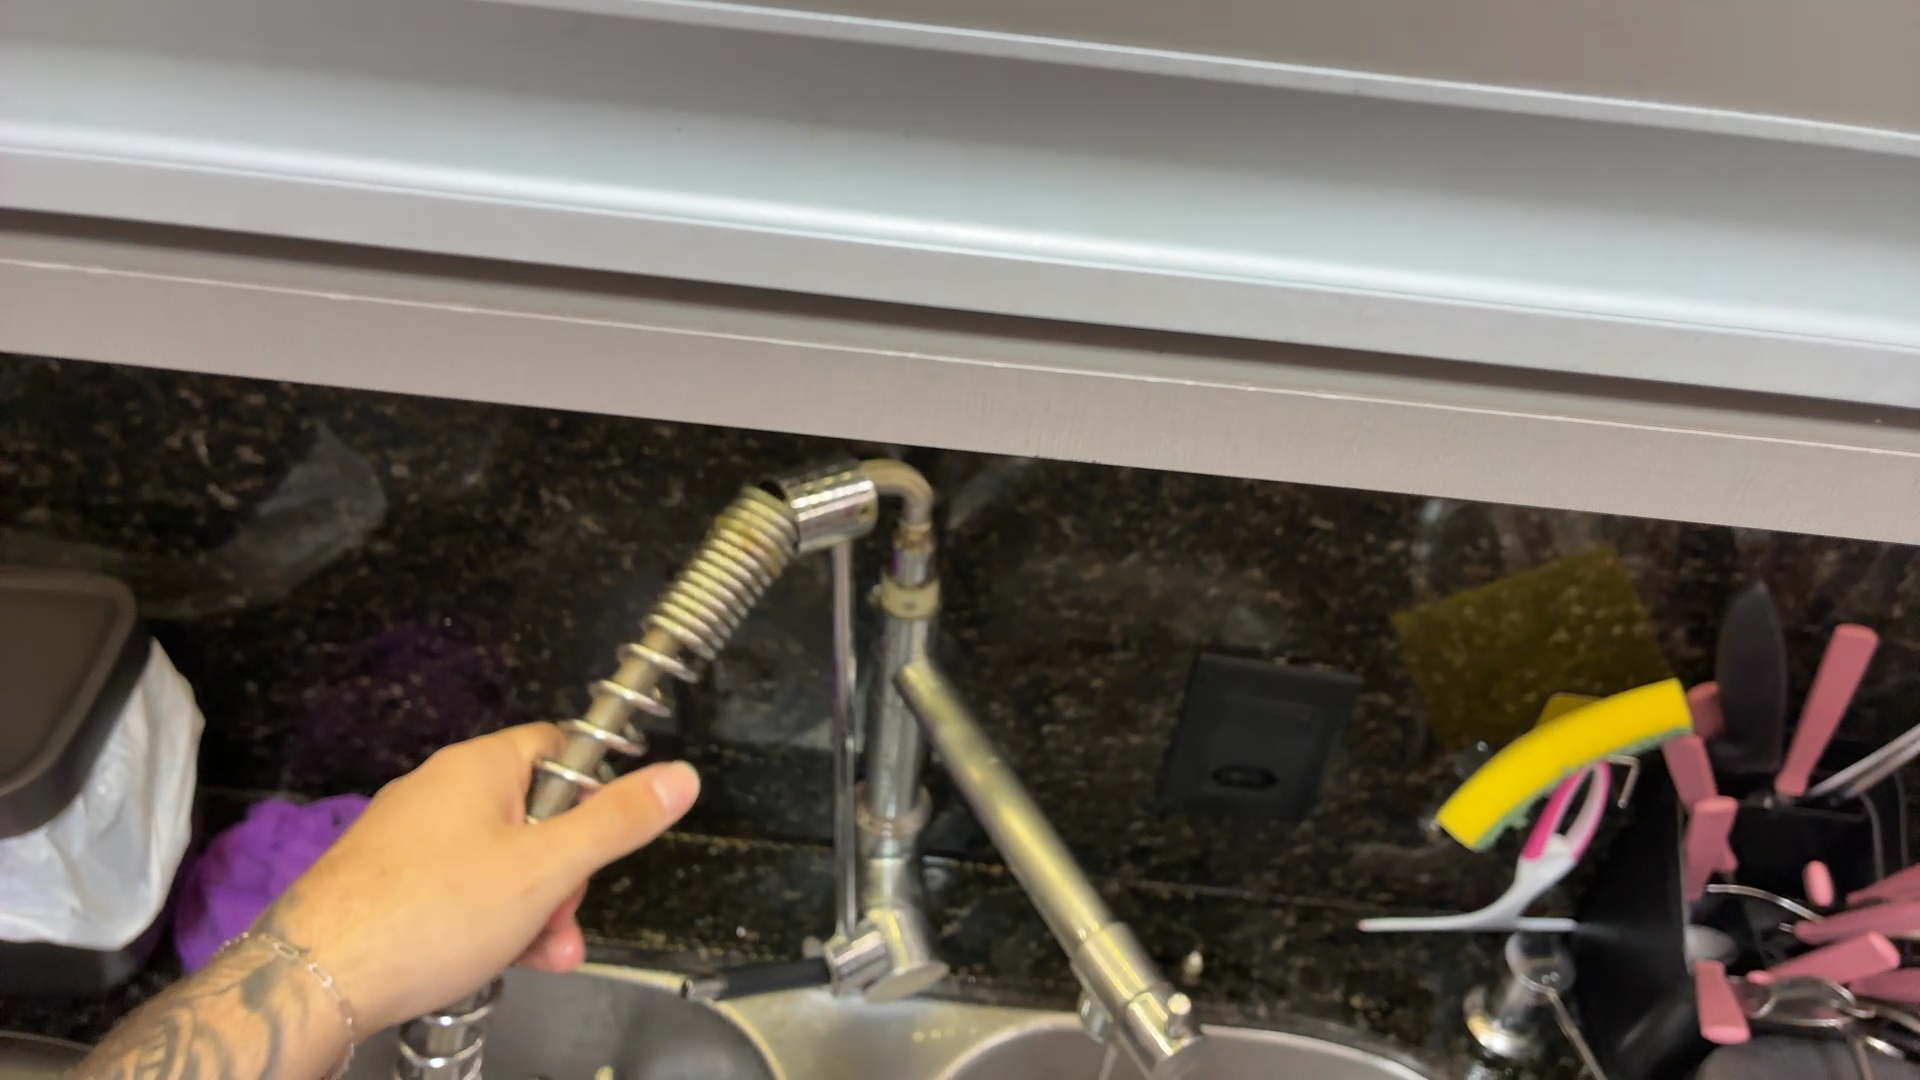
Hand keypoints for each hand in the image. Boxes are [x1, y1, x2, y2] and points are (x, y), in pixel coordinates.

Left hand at [261, 723, 699, 1033]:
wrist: (297, 992)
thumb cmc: (435, 913)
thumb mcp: (549, 867)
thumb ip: (621, 820)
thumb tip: (685, 774)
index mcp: (481, 766)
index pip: (561, 747)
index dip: (595, 786)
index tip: (606, 833)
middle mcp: (442, 790)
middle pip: (536, 811)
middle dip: (567, 868)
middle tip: (569, 916)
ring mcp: (408, 838)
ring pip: (501, 857)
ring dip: (536, 904)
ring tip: (545, 956)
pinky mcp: (384, 883)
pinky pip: (460, 886)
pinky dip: (490, 917)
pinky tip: (502, 961)